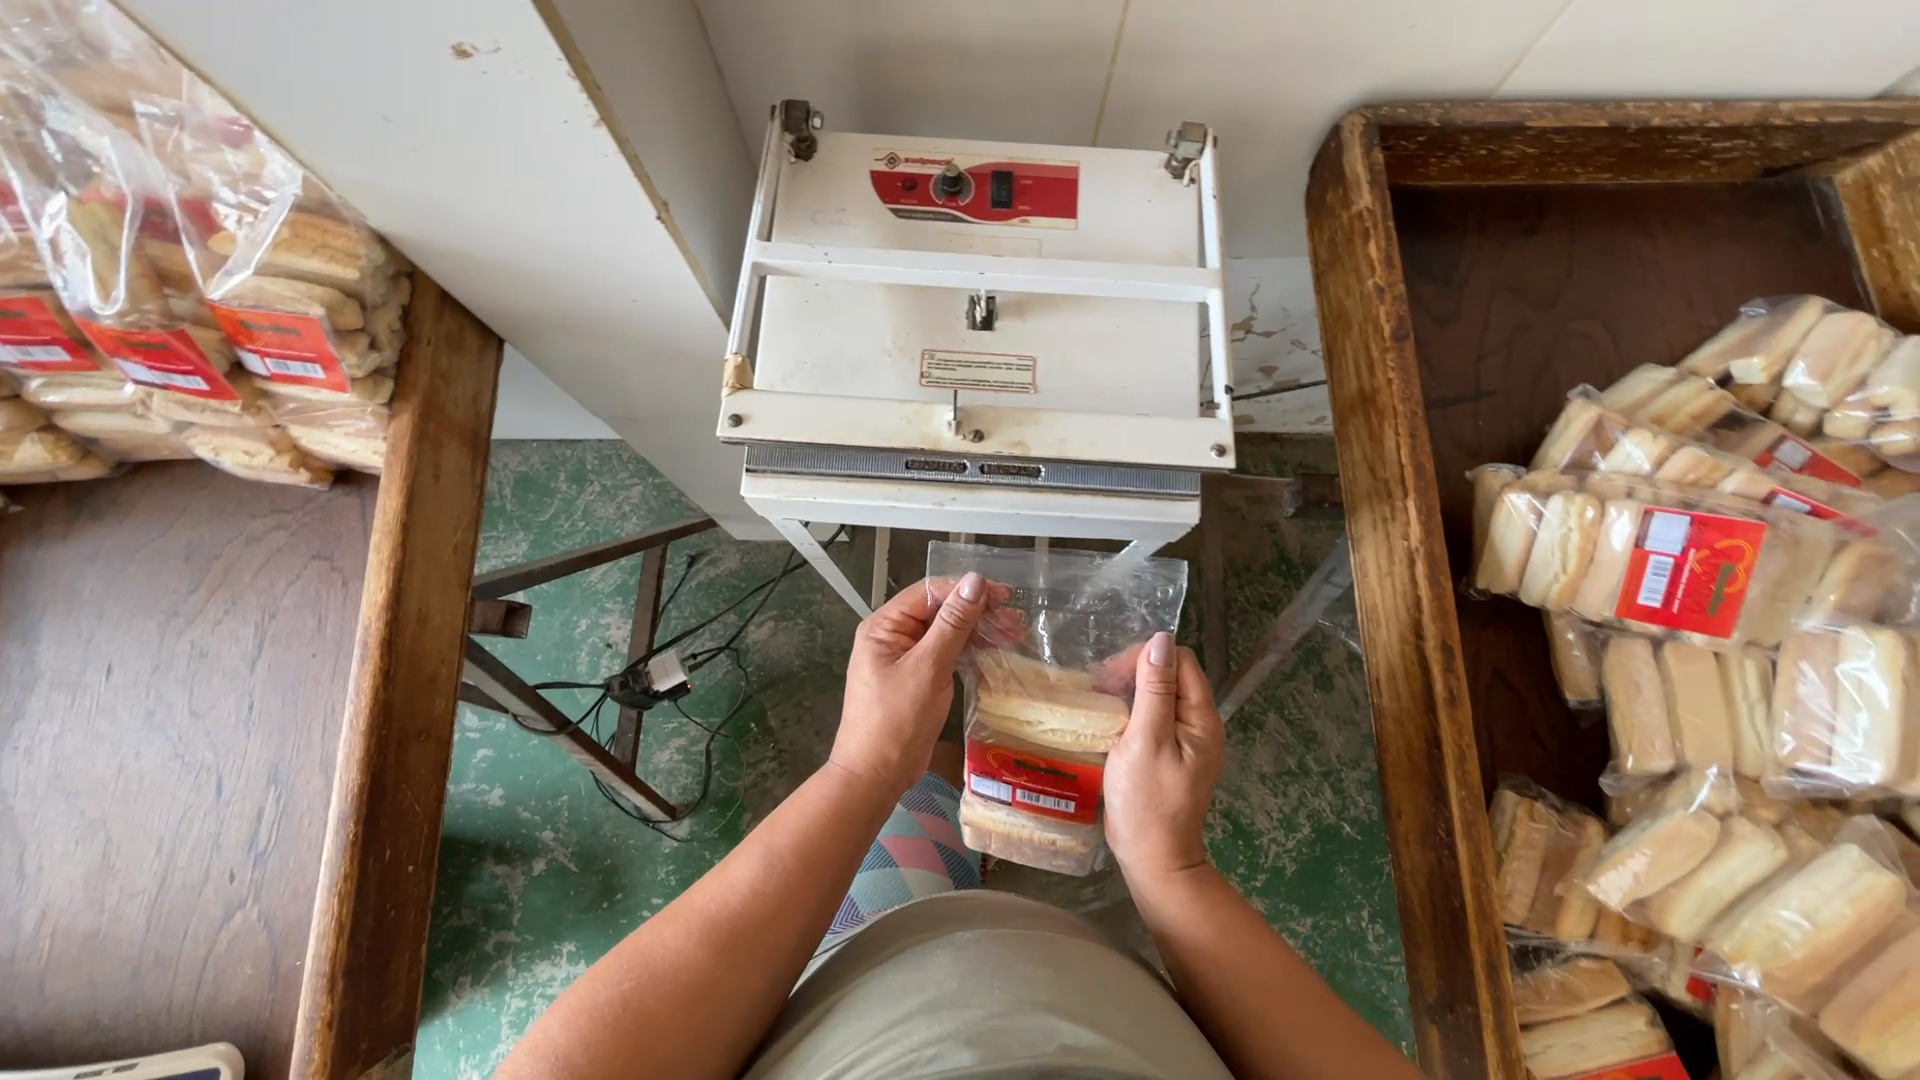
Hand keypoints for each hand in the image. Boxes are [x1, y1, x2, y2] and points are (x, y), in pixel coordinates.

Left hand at [829, 573, 994, 797]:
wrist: (876, 775)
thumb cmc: (897, 719)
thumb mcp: (928, 667)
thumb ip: (953, 623)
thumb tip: (975, 580)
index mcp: (884, 625)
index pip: (929, 592)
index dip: (966, 590)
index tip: (1004, 597)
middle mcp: (892, 635)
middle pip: (939, 610)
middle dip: (977, 611)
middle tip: (1016, 621)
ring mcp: (905, 658)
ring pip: (945, 632)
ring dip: (977, 631)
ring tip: (1014, 634)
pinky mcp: (918, 678)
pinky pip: (945, 654)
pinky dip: (969, 651)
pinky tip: (994, 651)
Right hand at [1104, 632, 1224, 879]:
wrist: (1152, 857)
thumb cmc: (1146, 799)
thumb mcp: (1146, 739)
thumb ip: (1154, 689)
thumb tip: (1160, 640)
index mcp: (1202, 718)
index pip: (1180, 661)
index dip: (1146, 658)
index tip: (1112, 675)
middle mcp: (1200, 723)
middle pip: (1171, 674)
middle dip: (1136, 672)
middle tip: (1101, 688)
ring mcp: (1186, 739)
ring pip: (1160, 694)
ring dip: (1131, 690)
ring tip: (1101, 701)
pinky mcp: (1169, 752)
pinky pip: (1154, 716)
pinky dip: (1132, 710)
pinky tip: (1110, 720)